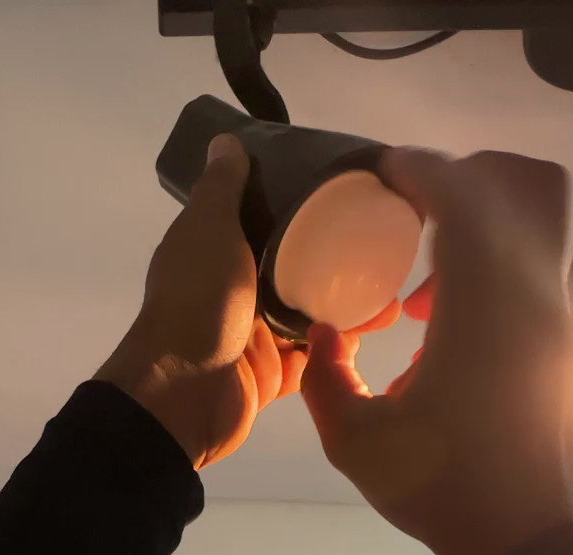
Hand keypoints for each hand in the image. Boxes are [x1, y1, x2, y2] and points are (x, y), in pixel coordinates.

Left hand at [99, 134, 399, 468]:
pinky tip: (367, 336)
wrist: (183, 395)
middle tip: (385, 255)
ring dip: (344, 309)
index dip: (302, 210)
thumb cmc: (196, 303)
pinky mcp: (269, 376)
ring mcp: (251, 337)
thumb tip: (224, 142)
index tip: (350, 199)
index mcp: (214, 252)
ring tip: (390, 302)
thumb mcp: (207, 230)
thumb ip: (220, 189)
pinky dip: (334, 349)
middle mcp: (232, 292)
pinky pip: (308, 359)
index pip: (263, 222)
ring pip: (306, 317)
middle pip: (293, 271)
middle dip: (337, 264)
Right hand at [301, 148, 572, 554]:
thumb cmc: (437, 488)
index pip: (465, 200)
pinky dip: (490, 271)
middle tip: (409, 207)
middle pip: (525, 186)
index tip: (383, 171)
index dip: (422, 170)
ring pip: (534, 229)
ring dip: (476, 231)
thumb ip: (324, 376)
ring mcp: (561, 320)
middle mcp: (536, 298)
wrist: (526, 541)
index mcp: (482, 312)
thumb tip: (325, 332)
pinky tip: (444, 329)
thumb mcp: (354, 441)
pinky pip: (533, 274)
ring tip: (417, 290)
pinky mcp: (567, 345)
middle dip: (464, 179)